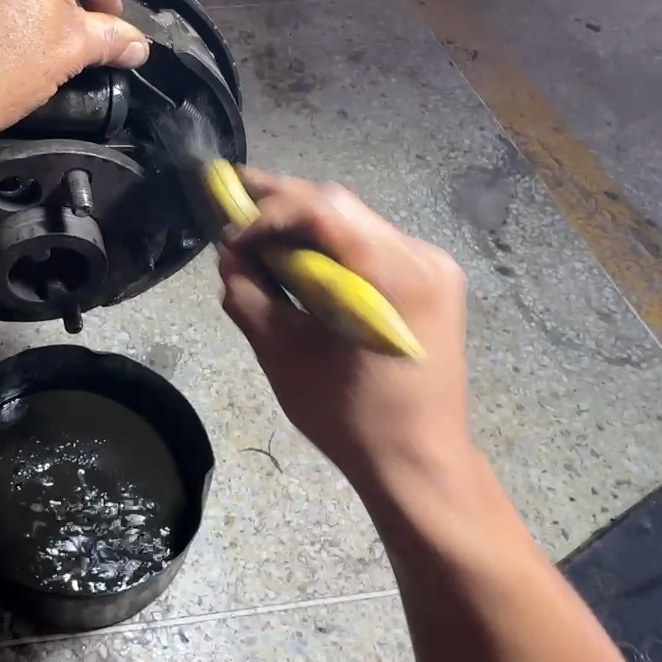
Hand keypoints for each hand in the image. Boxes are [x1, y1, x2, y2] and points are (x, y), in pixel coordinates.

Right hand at [218, 168, 474, 496]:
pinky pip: (369, 244)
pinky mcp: (430, 280)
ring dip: (302, 224)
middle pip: (340, 206)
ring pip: (354, 220)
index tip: (228, 235)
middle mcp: (421, 256)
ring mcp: (433, 266)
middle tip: (231, 201)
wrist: (418, 460)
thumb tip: (229, 255)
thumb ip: (249, 296)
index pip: (322, 209)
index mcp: (392, 275)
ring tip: (256, 231)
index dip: (266, 211)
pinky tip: (298, 258)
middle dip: (280, 204)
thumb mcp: (283, 355)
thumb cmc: (348, 417)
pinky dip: (328, 244)